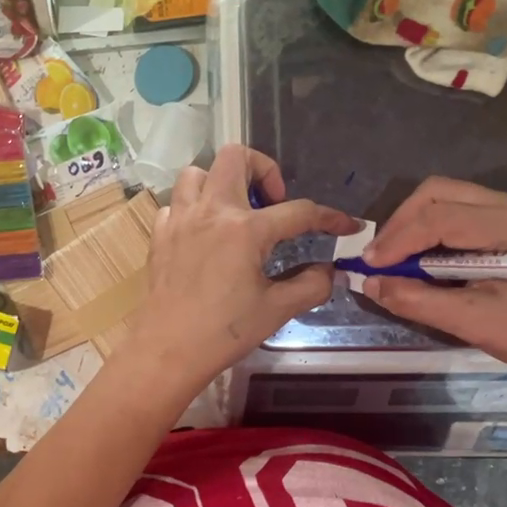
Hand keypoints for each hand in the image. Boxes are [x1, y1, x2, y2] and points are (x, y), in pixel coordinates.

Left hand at [121, 145, 360, 395]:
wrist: (167, 349)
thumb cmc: (224, 331)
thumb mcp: (277, 310)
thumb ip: (311, 284)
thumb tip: (328, 271)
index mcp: (246, 229)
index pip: (299, 211)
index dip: (330, 217)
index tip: (346, 226)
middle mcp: (211, 212)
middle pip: (236, 157)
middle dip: (263, 169)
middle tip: (272, 202)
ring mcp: (180, 220)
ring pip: (197, 172)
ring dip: (219, 182)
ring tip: (234, 211)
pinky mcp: (159, 235)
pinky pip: (174, 203)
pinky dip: (191, 208)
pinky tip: (203, 233)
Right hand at [361, 176, 506, 384]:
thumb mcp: (470, 321)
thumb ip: (416, 299)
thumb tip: (369, 284)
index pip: (441, 217)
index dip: (398, 239)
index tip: (369, 266)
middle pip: (439, 193)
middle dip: (401, 223)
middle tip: (380, 257)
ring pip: (447, 197)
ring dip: (414, 224)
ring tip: (398, 258)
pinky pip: (460, 209)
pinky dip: (433, 229)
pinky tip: (425, 257)